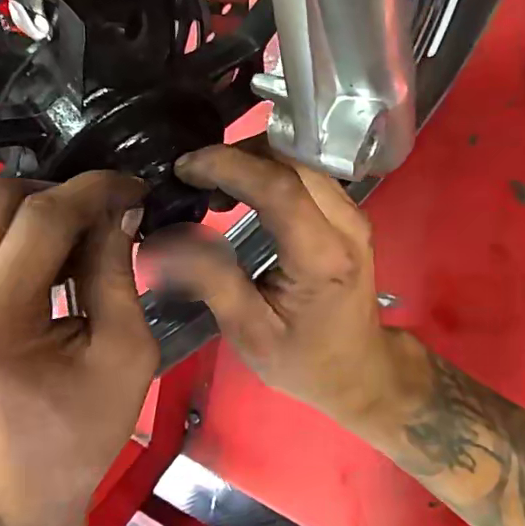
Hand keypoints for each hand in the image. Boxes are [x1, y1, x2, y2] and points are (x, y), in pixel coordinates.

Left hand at [0, 171, 154, 525]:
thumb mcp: (124, 353)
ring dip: (38, 215)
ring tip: (80, 244)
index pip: (41, 217)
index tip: (132, 188)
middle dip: (62, 194)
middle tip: (105, 215)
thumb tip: (118, 207)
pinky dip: (14, 240)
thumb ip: (117, 270)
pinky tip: (46, 267)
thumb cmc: (81, 435)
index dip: (93, 190)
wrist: (18, 495)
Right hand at [154, 143, 421, 425]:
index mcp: (322, 257)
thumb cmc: (303, 358)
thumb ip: (210, 278)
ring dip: (251, 160)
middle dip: (236, 155)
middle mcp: (345, 224)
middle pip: (290, 161)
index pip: (279, 187)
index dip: (229, 166)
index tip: (185, 167)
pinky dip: (267, 169)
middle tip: (192, 175)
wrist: (359, 369)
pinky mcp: (347, 211)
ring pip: (298, 159)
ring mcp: (352, 213)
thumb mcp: (249, 332)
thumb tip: (166, 237)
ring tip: (211, 184)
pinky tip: (240, 191)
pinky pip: (304, 171)